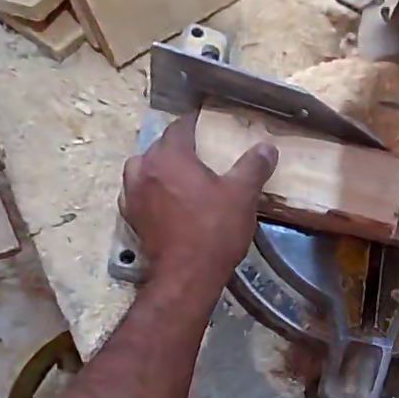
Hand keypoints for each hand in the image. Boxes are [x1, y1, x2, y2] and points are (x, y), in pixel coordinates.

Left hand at [122, 114, 277, 293]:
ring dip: (158, 166)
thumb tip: (267, 147)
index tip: (207, 123)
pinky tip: (164, 199)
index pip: (180, 127)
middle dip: (177, 145)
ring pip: (142, 167)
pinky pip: (137, 192)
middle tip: (199, 150)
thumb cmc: (215, 229)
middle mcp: (145, 169)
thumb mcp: (242, 194)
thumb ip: (254, 166)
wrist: (187, 275)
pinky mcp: (131, 217)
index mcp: (170, 156)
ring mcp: (132, 194)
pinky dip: (149, 190)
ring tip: (178, 173)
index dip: (194, 123)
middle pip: (159, 146)